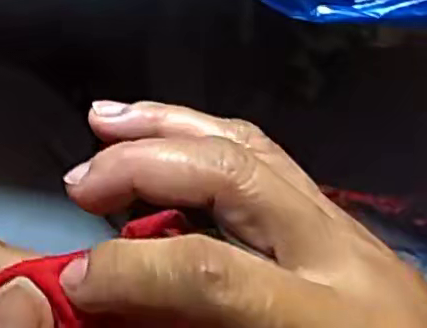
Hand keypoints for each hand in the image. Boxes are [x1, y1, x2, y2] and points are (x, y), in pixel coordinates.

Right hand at [58, 102, 426, 327]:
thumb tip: (112, 310)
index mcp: (336, 320)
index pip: (212, 270)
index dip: (131, 269)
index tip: (74, 279)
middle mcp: (346, 255)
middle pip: (233, 169)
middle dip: (143, 161)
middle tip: (80, 178)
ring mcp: (351, 230)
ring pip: (252, 141)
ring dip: (169, 124)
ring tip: (108, 118)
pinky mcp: (345, 224)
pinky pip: (267, 156)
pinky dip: (205, 136)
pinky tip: (170, 135)